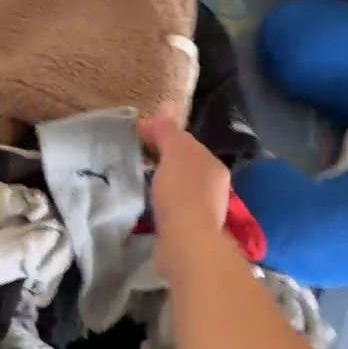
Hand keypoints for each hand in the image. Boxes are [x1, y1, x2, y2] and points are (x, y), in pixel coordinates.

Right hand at [139, 111, 231, 239]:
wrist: (186, 243)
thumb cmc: (182, 193)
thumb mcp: (174, 154)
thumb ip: (168, 131)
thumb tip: (165, 105)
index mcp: (212, 164)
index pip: (185, 143)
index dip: (160, 136)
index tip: (134, 137)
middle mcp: (213, 186)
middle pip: (183, 167)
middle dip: (162, 162)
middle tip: (134, 162)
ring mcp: (203, 212)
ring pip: (178, 190)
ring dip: (161, 186)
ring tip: (138, 186)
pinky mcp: (189, 232)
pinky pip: (172, 212)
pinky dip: (160, 207)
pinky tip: (148, 210)